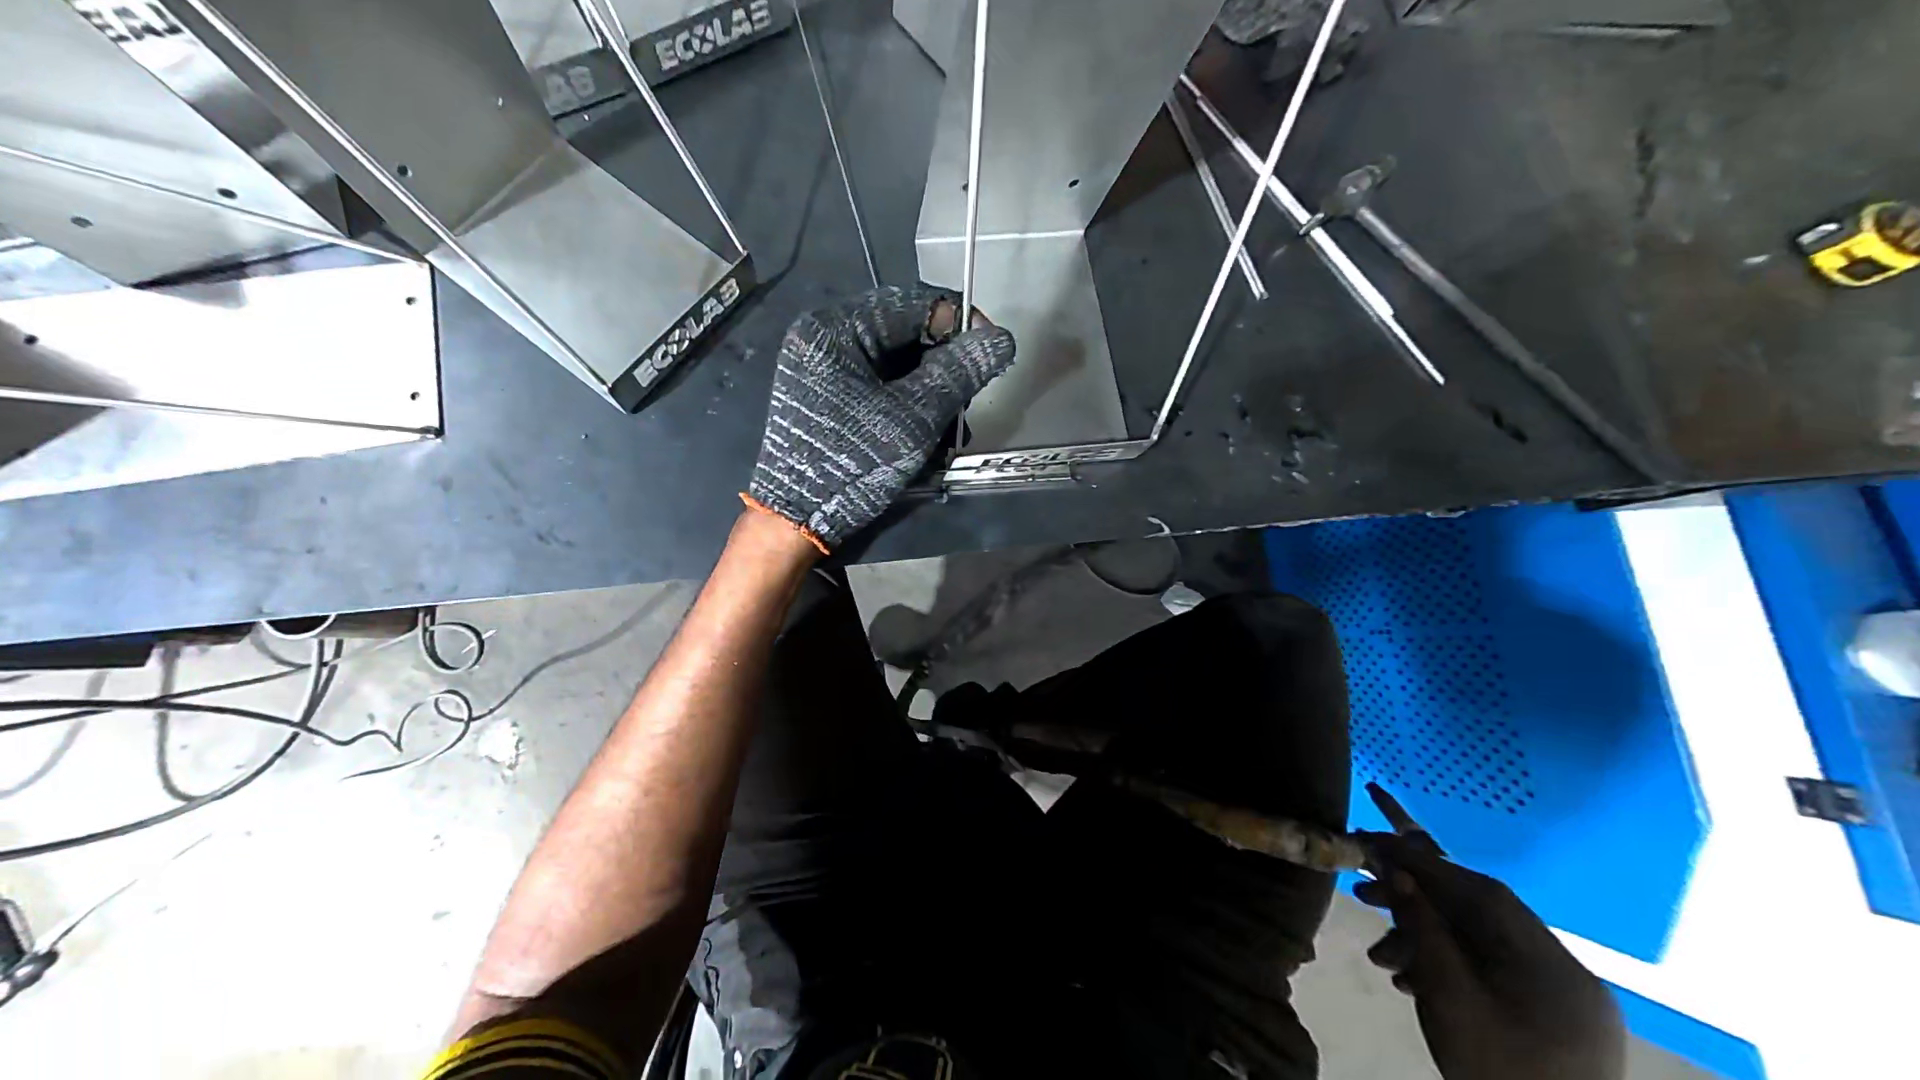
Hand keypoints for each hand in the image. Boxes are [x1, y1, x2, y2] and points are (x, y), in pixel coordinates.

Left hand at [744, 286, 1014, 549]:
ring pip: (898, 362)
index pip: (914, 304)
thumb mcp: (913, 418)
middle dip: (945, 365)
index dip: (960, 323)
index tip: (992, 352)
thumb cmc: (852, 462)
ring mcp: (827, 367)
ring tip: (950, 427)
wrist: (797, 520)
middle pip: (906, 332)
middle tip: (969, 399)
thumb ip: (958, 374)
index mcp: (837, 327)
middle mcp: (827, 337)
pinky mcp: (831, 395)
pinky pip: (883, 385)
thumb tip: (1001, 339)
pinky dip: (911, 404)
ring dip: (932, 391)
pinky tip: (928, 433)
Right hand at [1354, 786, 1624, 1079]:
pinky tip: (1412, 981)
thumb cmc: (1497, 1073)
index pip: (1480, 891)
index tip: (1376, 844)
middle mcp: (1567, 973)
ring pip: (1484, 946)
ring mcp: (1564, 1001)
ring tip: (1380, 957)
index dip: (1425, 863)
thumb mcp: (1449, 998)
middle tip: (1363, 894)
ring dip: (1428, 940)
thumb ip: (1424, 929)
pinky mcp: (1554, 1023)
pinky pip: (1495, 974)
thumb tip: (1398, 873)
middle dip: (1419, 903)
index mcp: (1551, 964)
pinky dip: (1451, 966)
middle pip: (1481, 916)